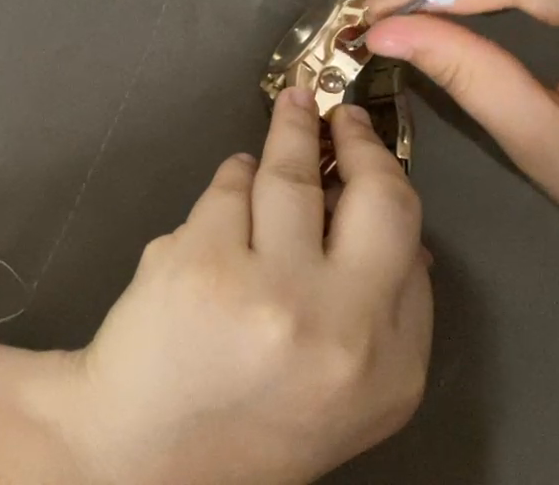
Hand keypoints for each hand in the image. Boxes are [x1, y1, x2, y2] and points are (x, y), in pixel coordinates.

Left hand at [58, 89, 431, 484]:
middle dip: (358, 141)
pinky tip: (235, 176)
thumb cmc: (252, 418)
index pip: (411, 245)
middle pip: (375, 199)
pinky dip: (234, 174)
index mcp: (390, 369)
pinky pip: (228, 187)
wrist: (147, 451)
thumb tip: (408, 240)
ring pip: (289, 177)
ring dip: (288, 133)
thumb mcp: (351, 398)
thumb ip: (390, 320)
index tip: (373, 151)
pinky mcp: (201, 262)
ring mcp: (267, 291)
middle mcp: (339, 328)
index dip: (389, 182)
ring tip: (288, 107)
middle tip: (339, 111)